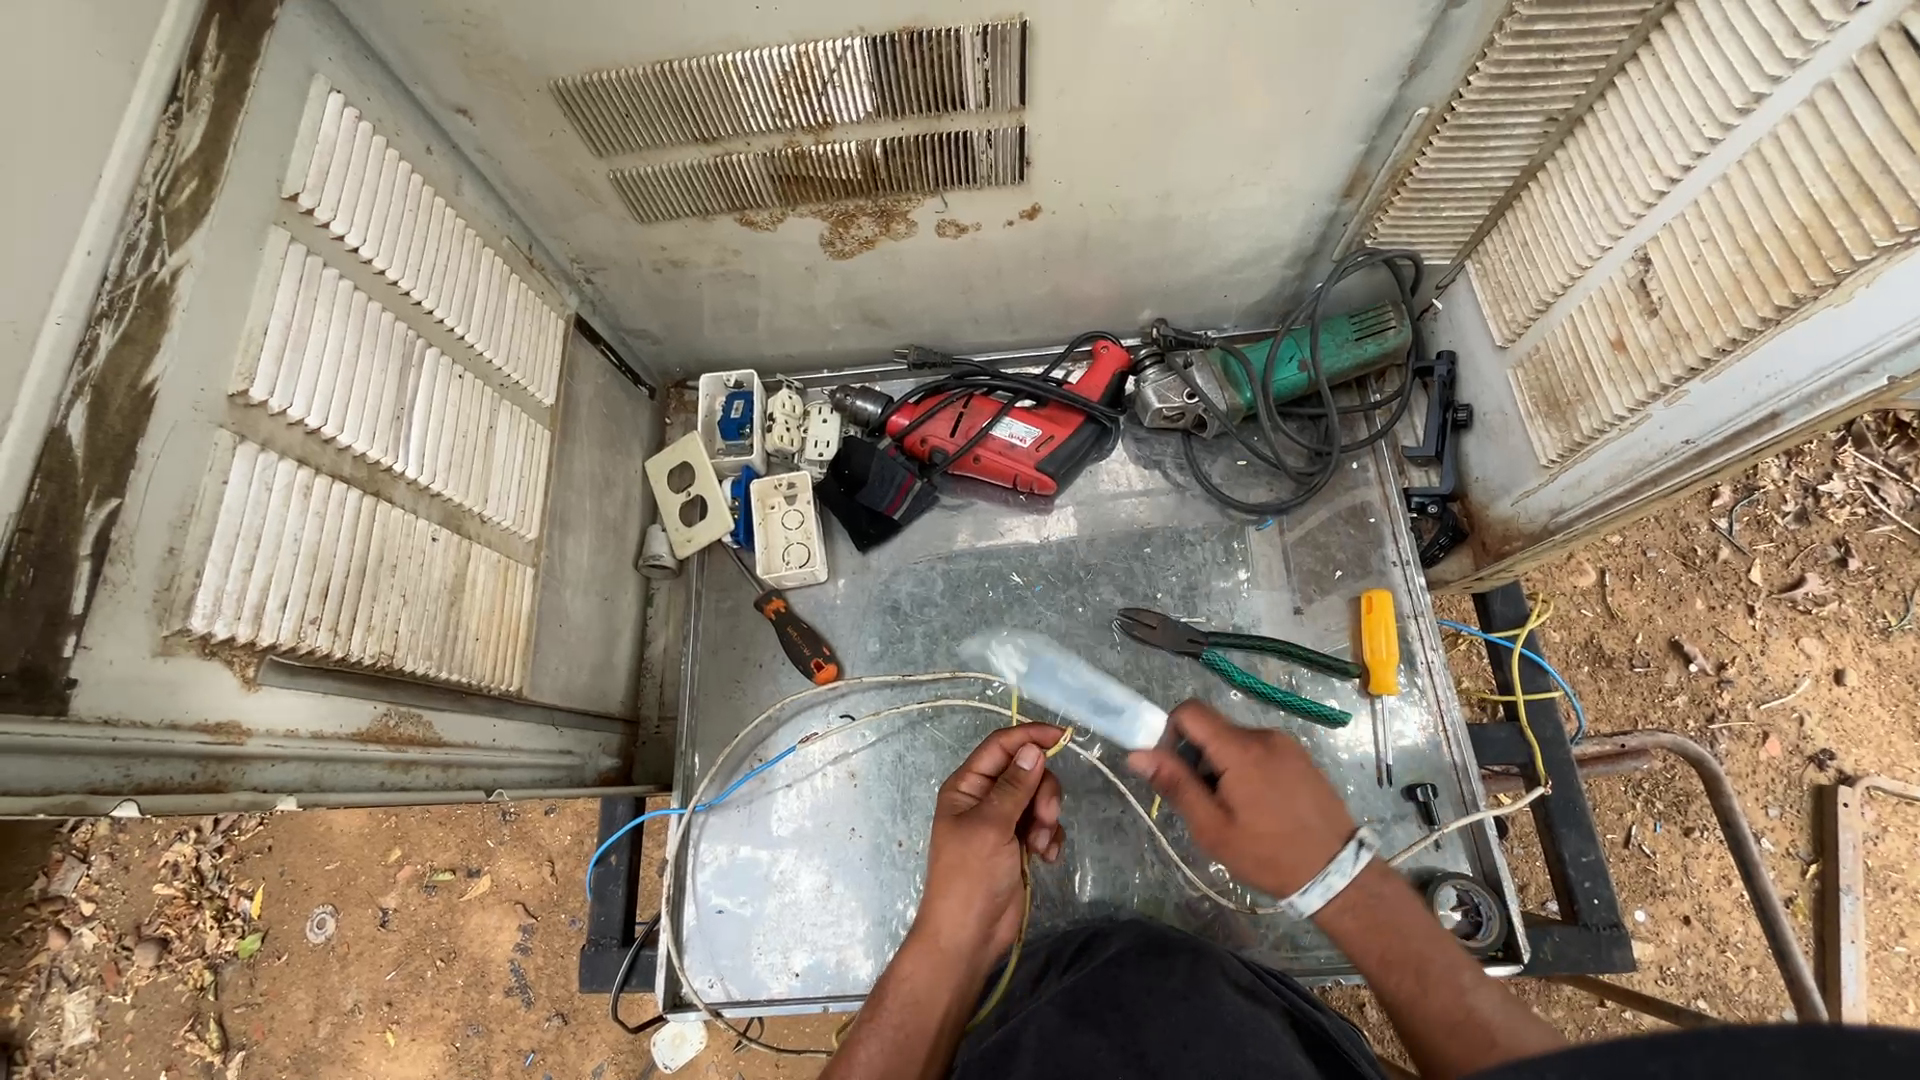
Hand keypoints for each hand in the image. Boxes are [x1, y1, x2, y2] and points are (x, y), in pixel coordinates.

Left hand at [911, 725, 1066, 963]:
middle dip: (1042, 791)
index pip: (1001, 746)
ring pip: (1039, 798)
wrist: (969, 936)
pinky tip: (1045, 858)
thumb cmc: (970, 876)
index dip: (1029, 737)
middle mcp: (984, 798)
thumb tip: (1033, 749)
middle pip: (1026, 771)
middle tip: (1045, 817)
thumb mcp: (991, 826)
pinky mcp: (1019, 844)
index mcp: (967, 786)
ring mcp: (1003, 822)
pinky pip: (1044, 825)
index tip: (1062, 738)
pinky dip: (1049, 837)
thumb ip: (1014, 787)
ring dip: (1047, 818)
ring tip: (1040, 845)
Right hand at [1126, 700, 1353, 897]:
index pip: (1189, 711)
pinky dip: (1246, 768)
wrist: (1339, 875)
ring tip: (1235, 809)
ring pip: (1234, 740)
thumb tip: (1137, 754)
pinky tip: (1259, 806)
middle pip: (1212, 728)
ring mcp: (1286, 744)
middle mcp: (1264, 735)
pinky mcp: (1300, 756)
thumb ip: (1176, 785)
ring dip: (1222, 765)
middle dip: (1197, 758)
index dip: (1170, 732)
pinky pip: (1258, 749)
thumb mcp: (1213, 828)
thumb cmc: (1269, 855)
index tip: (1173, 770)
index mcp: (1241, 749)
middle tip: (1206, 802)